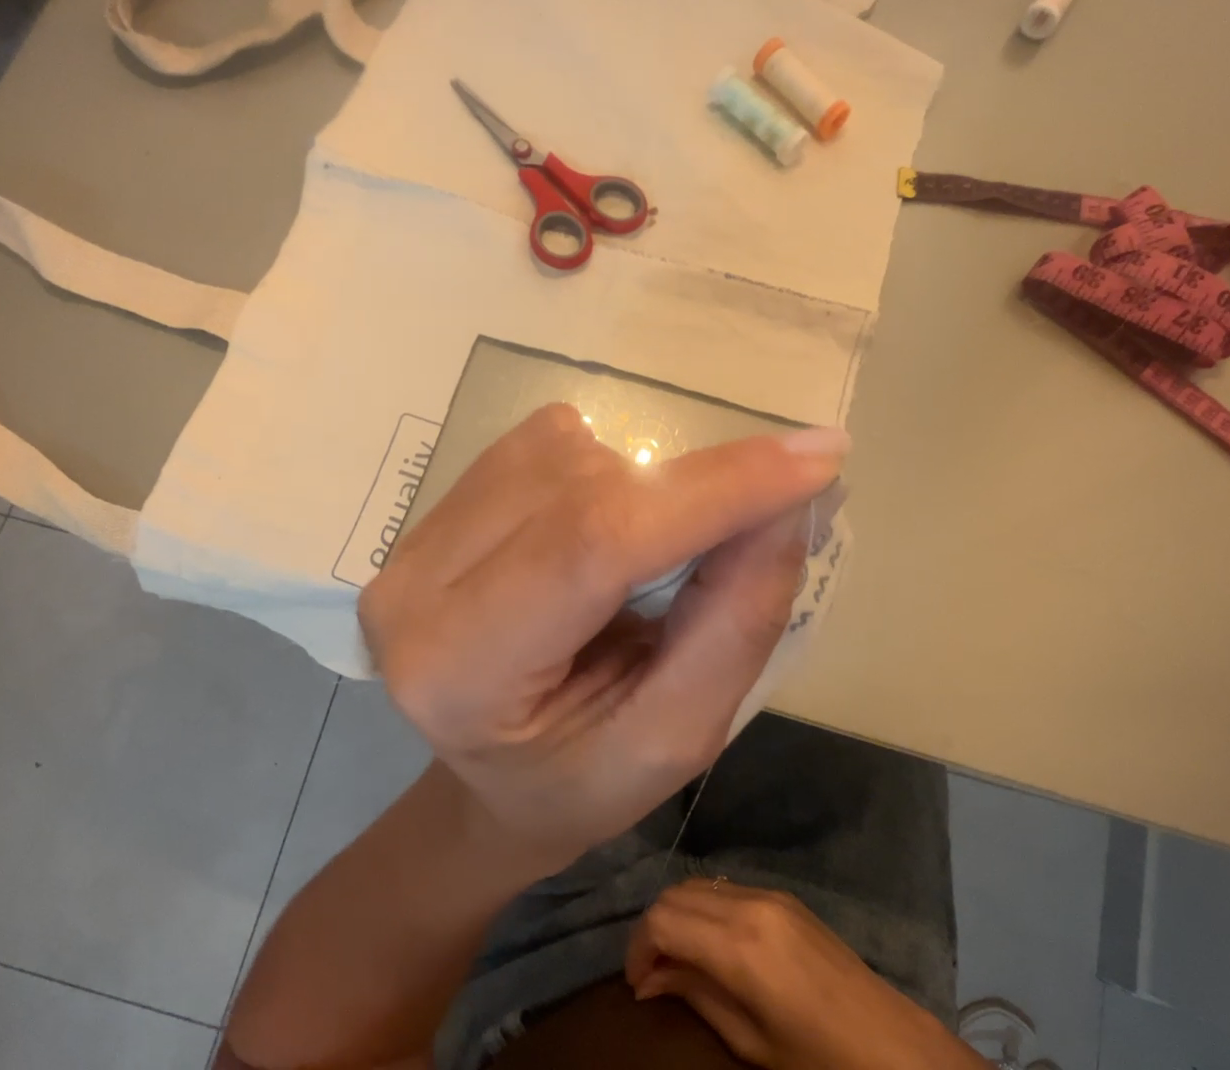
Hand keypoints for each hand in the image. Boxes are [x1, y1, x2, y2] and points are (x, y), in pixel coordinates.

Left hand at [358, 404, 845, 864]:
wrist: (497, 779)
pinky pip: (540, 445)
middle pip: (581, 488)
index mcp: (463, 672)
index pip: (592, 545)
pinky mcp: (431, 513)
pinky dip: (604, 473)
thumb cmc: (583, 783)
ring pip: (563, 453)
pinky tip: (603, 537)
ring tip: (652, 566)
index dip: (710, 492)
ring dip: (643, 489)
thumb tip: (787, 504)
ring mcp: (410, 544)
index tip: (818, 461)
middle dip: (694, 491)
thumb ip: (731, 624)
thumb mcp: (676, 739)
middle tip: (761, 524)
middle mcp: (415, 591)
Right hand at [627, 879, 976, 1069]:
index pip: (661, 920)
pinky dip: (703, 909)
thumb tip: (648, 981)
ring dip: (676, 916)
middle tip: (651, 974)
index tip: (637, 984)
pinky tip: (709, 945)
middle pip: (674, 894)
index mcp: (738, 943)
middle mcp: (749, 904)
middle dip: (652, 930)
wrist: (888, 1041)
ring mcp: (770, 894)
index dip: (637, 949)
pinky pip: (725, 889)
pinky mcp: (785, 897)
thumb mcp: (747, 1038)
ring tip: (677, 960)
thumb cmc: (816, 1054)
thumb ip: (694, 995)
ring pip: (697, 885)